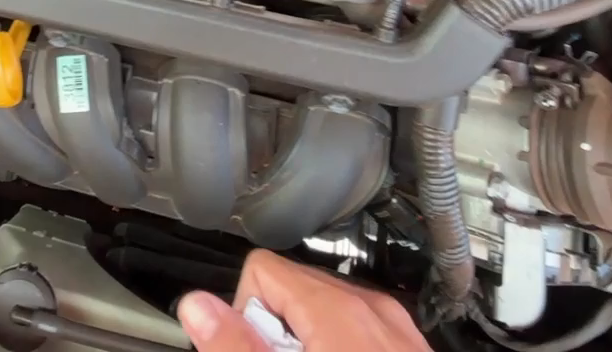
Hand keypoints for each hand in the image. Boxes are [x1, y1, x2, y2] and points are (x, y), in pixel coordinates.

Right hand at [176, 250, 430, 351]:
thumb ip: (238, 345)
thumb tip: (197, 306)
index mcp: (340, 310)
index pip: (261, 268)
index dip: (247, 312)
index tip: (255, 348)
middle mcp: (374, 309)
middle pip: (293, 284)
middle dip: (276, 328)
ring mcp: (399, 332)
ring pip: (327, 309)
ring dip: (307, 338)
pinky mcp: (413, 350)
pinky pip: (360, 331)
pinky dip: (341, 347)